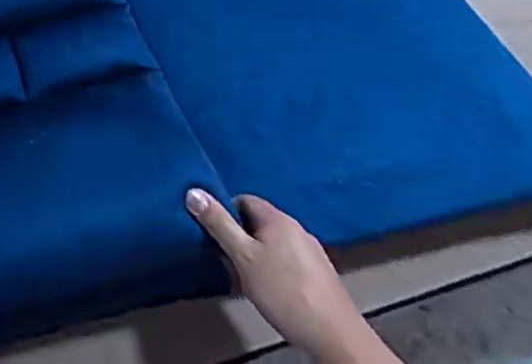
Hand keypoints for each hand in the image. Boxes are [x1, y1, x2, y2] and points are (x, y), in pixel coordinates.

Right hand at [185, 189, 399, 363]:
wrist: (338, 341)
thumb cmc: (285, 292)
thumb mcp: (242, 256)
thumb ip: (217, 223)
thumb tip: (193, 191)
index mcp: (279, 219)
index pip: (242, 199)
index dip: (223, 212)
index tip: (214, 232)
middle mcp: (298, 231)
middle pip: (257, 222)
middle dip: (238, 236)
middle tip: (226, 256)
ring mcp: (313, 255)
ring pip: (272, 244)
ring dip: (255, 255)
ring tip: (244, 275)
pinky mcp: (320, 277)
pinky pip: (287, 261)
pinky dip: (273, 269)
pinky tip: (269, 289)